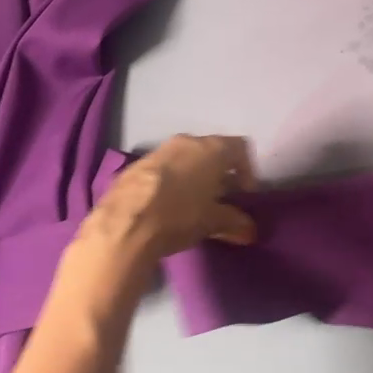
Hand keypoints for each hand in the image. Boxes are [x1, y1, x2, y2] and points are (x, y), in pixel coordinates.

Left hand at [83, 134, 257, 258]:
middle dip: (219, 173)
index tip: (243, 195)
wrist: (121, 226)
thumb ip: (235, 222)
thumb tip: (250, 231)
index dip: (247, 171)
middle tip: (219, 199)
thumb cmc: (179, 216)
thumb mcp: (212, 222)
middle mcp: (187, 142)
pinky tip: (163, 207)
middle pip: (212, 151)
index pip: (241, 148)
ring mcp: (158, 152)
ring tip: (190, 204)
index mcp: (212, 148)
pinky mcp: (133, 167)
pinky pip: (161, 170)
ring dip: (192, 176)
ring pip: (185, 158)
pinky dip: (168, 183)